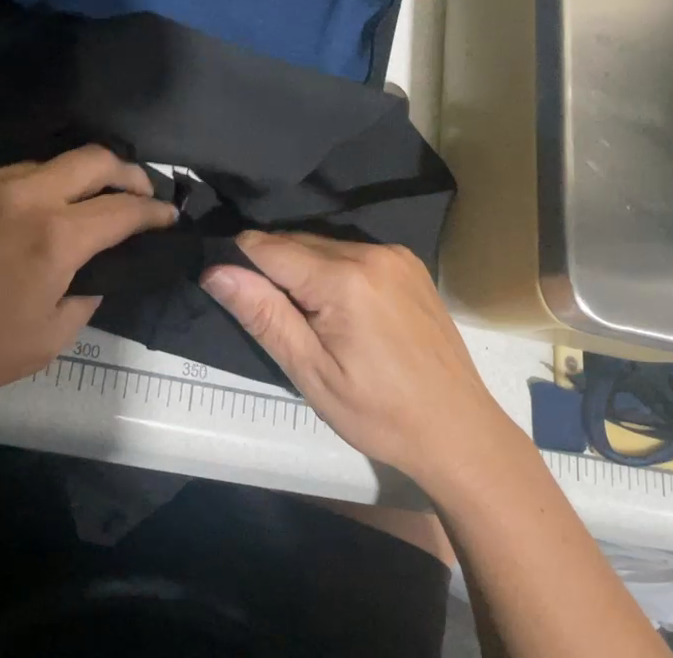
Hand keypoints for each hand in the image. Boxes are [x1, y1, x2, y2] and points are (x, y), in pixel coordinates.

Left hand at [0, 146, 175, 437]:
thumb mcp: (42, 342)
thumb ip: (84, 297)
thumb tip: (94, 271)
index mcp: (53, 237)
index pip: (125, 208)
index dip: (155, 212)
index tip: (168, 217)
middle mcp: (20, 193)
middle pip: (94, 157)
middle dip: (128, 172)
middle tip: (138, 193)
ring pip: (42, 164)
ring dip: (68, 183)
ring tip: (69, 212)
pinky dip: (15, 195)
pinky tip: (2, 226)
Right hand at [201, 232, 507, 487]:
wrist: (457, 430)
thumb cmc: (379, 413)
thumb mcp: (310, 372)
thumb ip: (263, 314)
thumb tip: (215, 271)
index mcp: (344, 279)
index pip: (266, 246)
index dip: (238, 263)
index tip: (226, 290)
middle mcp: (371, 252)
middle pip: (294, 242)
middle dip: (270, 270)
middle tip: (269, 318)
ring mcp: (395, 255)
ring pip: (322, 245)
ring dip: (301, 270)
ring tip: (305, 320)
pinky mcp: (410, 265)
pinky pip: (352, 252)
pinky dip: (332, 271)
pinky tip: (338, 310)